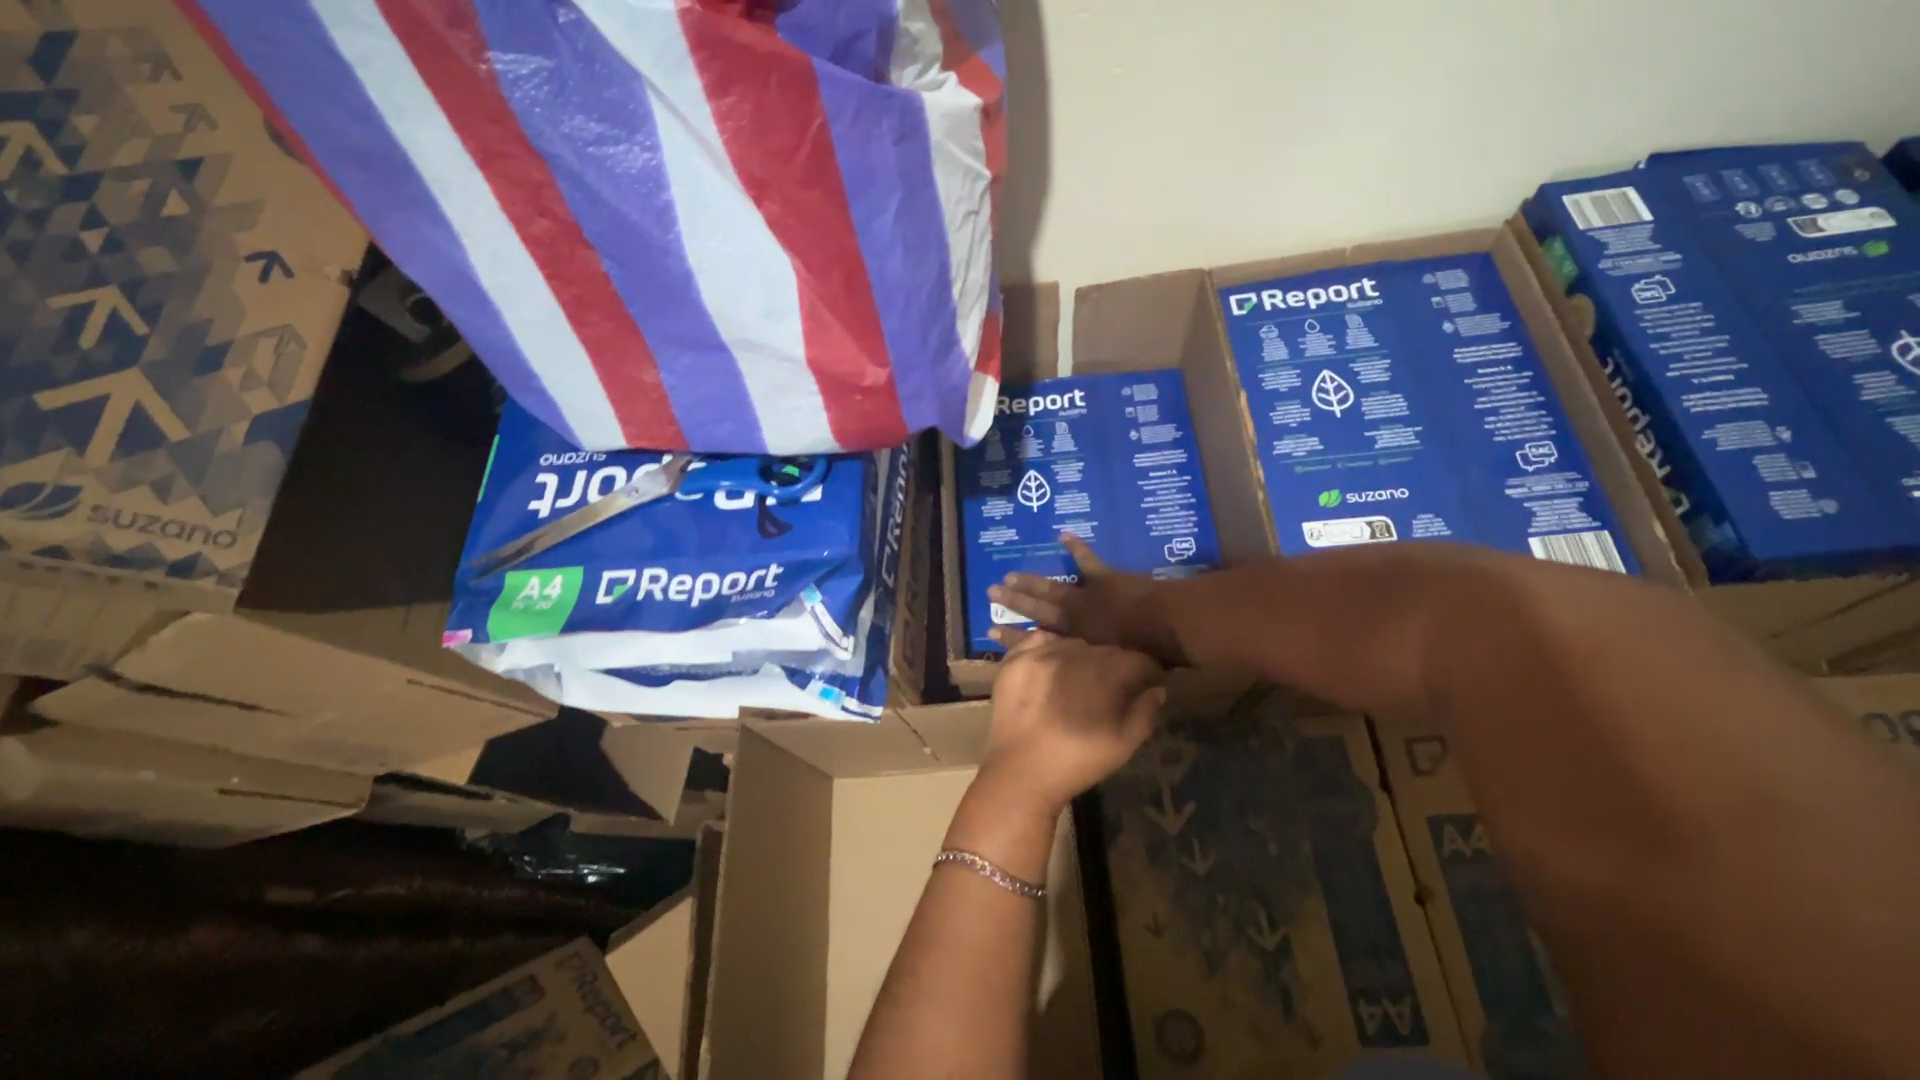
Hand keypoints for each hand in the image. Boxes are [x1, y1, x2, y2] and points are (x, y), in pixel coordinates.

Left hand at [977, 630, 1166, 815]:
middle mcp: (1071, 657)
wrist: (1018, 775)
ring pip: (1074, 643)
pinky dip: (1051, 648)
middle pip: (1104, 649)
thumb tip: (1157, 689)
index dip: (1146, 670)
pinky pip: (1039, 639)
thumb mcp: (1122, 747)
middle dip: (1116, 665)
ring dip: (1084, 656)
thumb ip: (1144, 714)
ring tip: (1082, 677)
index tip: (1148, 682)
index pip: (1135, 659)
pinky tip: (1054, 665)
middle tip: (1115, 684)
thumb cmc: (1075, 764)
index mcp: (1101, 677)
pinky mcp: (1013, 660)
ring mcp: (1039, 656)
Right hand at [987, 533, 1180, 662]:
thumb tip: (1109, 696)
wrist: (1163, 625)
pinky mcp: (1104, 578)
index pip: (1036, 641)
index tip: (991, 632)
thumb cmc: (1145, 656)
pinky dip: (1077, 547)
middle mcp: (1074, 620)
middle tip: (991, 592)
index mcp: (1075, 645)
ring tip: (1009, 574)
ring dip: (1031, 581)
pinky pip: (1087, 560)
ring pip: (1051, 587)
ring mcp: (1087, 596)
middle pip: (1037, 610)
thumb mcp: (1119, 673)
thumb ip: (1106, 678)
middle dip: (1014, 603)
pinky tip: (1063, 535)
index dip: (1013, 638)